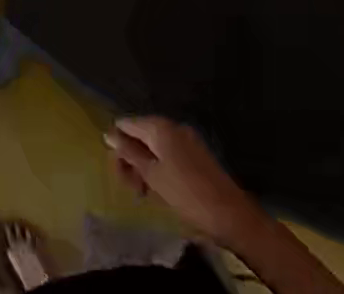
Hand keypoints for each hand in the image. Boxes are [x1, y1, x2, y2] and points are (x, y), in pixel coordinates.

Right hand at [105, 117, 265, 247]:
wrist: (235, 218)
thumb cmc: (187, 194)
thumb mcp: (152, 174)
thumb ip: (128, 152)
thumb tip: (108, 134)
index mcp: (158, 127)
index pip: (124, 125)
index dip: (117, 146)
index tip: (120, 172)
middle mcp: (172, 127)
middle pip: (139, 135)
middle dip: (130, 158)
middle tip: (132, 187)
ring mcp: (187, 140)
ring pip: (154, 147)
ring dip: (144, 166)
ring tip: (145, 192)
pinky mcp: (197, 155)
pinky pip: (169, 154)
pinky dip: (160, 168)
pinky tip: (162, 188)